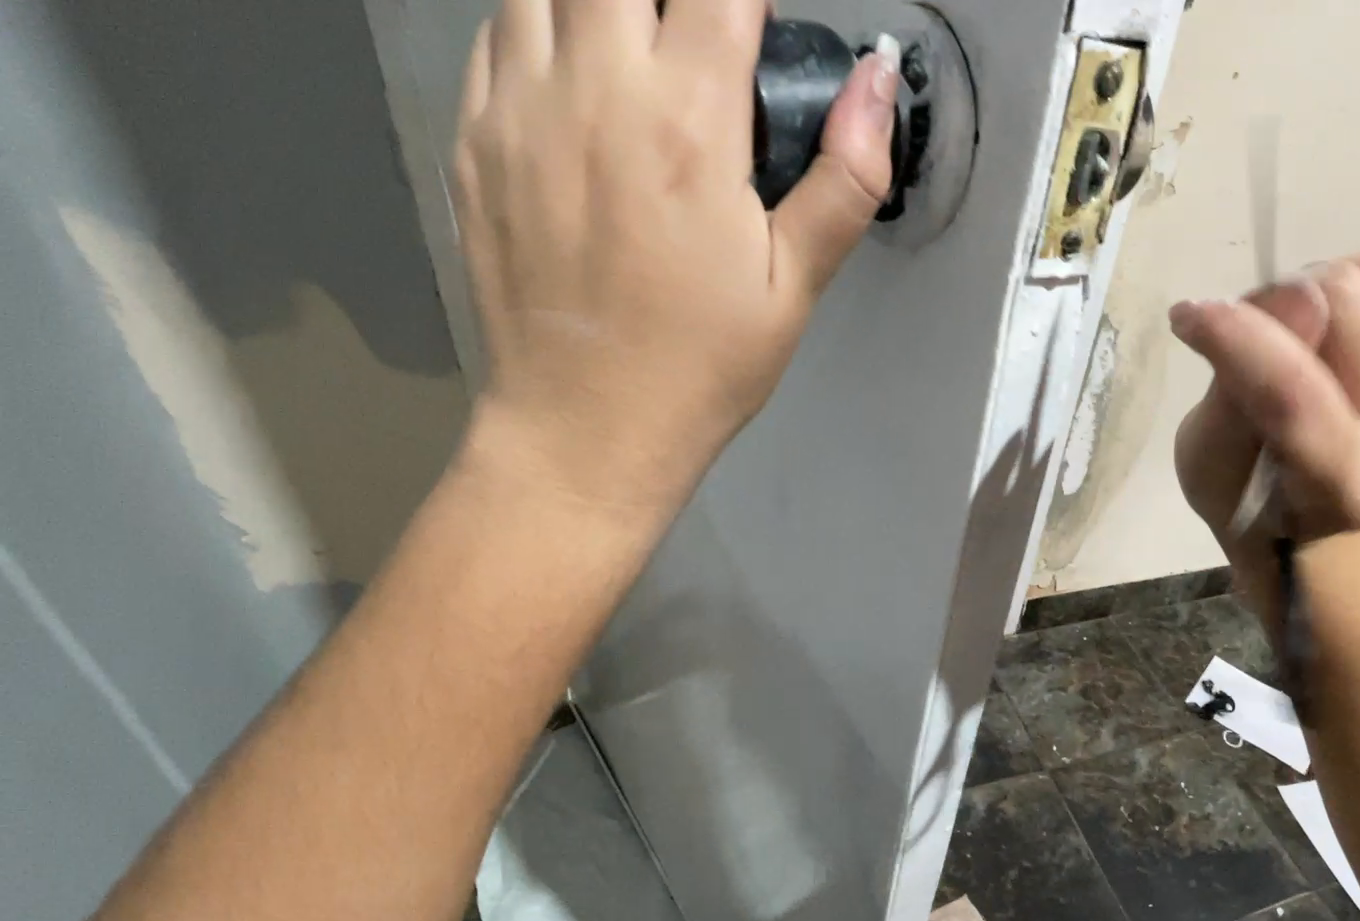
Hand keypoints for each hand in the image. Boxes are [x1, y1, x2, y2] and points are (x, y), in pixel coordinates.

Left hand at [452, 0, 897, 517]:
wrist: (584, 430)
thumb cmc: (703, 365)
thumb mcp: (795, 286)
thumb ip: (845, 177)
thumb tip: (878, 79)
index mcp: (688, 124)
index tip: (760, 23)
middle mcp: (593, 91)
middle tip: (703, 39)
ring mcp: (517, 110)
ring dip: (604, 1)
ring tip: (642, 52)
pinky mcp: (472, 141)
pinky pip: (499, 33)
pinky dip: (543, 25)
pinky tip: (579, 80)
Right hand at [1171, 240, 1359, 601]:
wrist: (1302, 515)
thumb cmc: (1239, 493)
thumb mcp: (1205, 461)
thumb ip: (1240, 391)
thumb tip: (1296, 295)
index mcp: (1341, 486)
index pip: (1296, 392)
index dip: (1238, 339)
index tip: (1189, 316)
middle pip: (1352, 307)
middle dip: (1278, 300)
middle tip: (1245, 326)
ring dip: (1323, 281)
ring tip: (1291, 317)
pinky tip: (1358, 293)